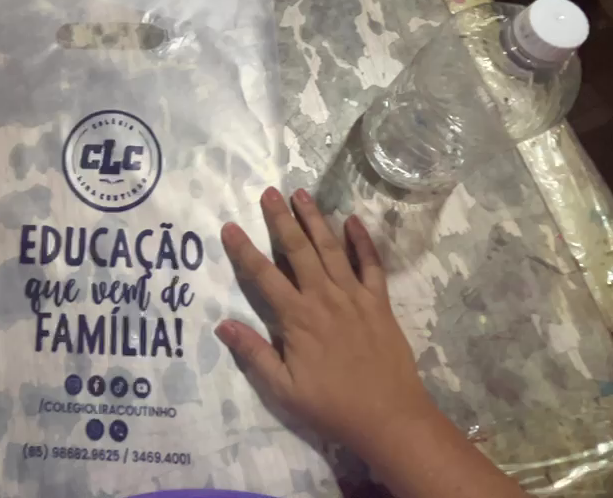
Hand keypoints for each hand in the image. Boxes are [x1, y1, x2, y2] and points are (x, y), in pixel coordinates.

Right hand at [218, 187, 440, 465]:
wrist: (390, 420)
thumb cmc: (332, 406)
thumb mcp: (284, 390)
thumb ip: (254, 354)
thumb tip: (222, 324)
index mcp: (298, 318)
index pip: (264, 276)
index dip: (244, 250)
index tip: (230, 225)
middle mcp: (324, 297)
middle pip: (298, 249)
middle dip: (281, 219)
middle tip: (269, 191)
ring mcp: (354, 296)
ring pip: (331, 248)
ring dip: (314, 219)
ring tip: (301, 193)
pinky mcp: (378, 301)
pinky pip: (371, 264)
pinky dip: (362, 241)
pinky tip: (353, 220)